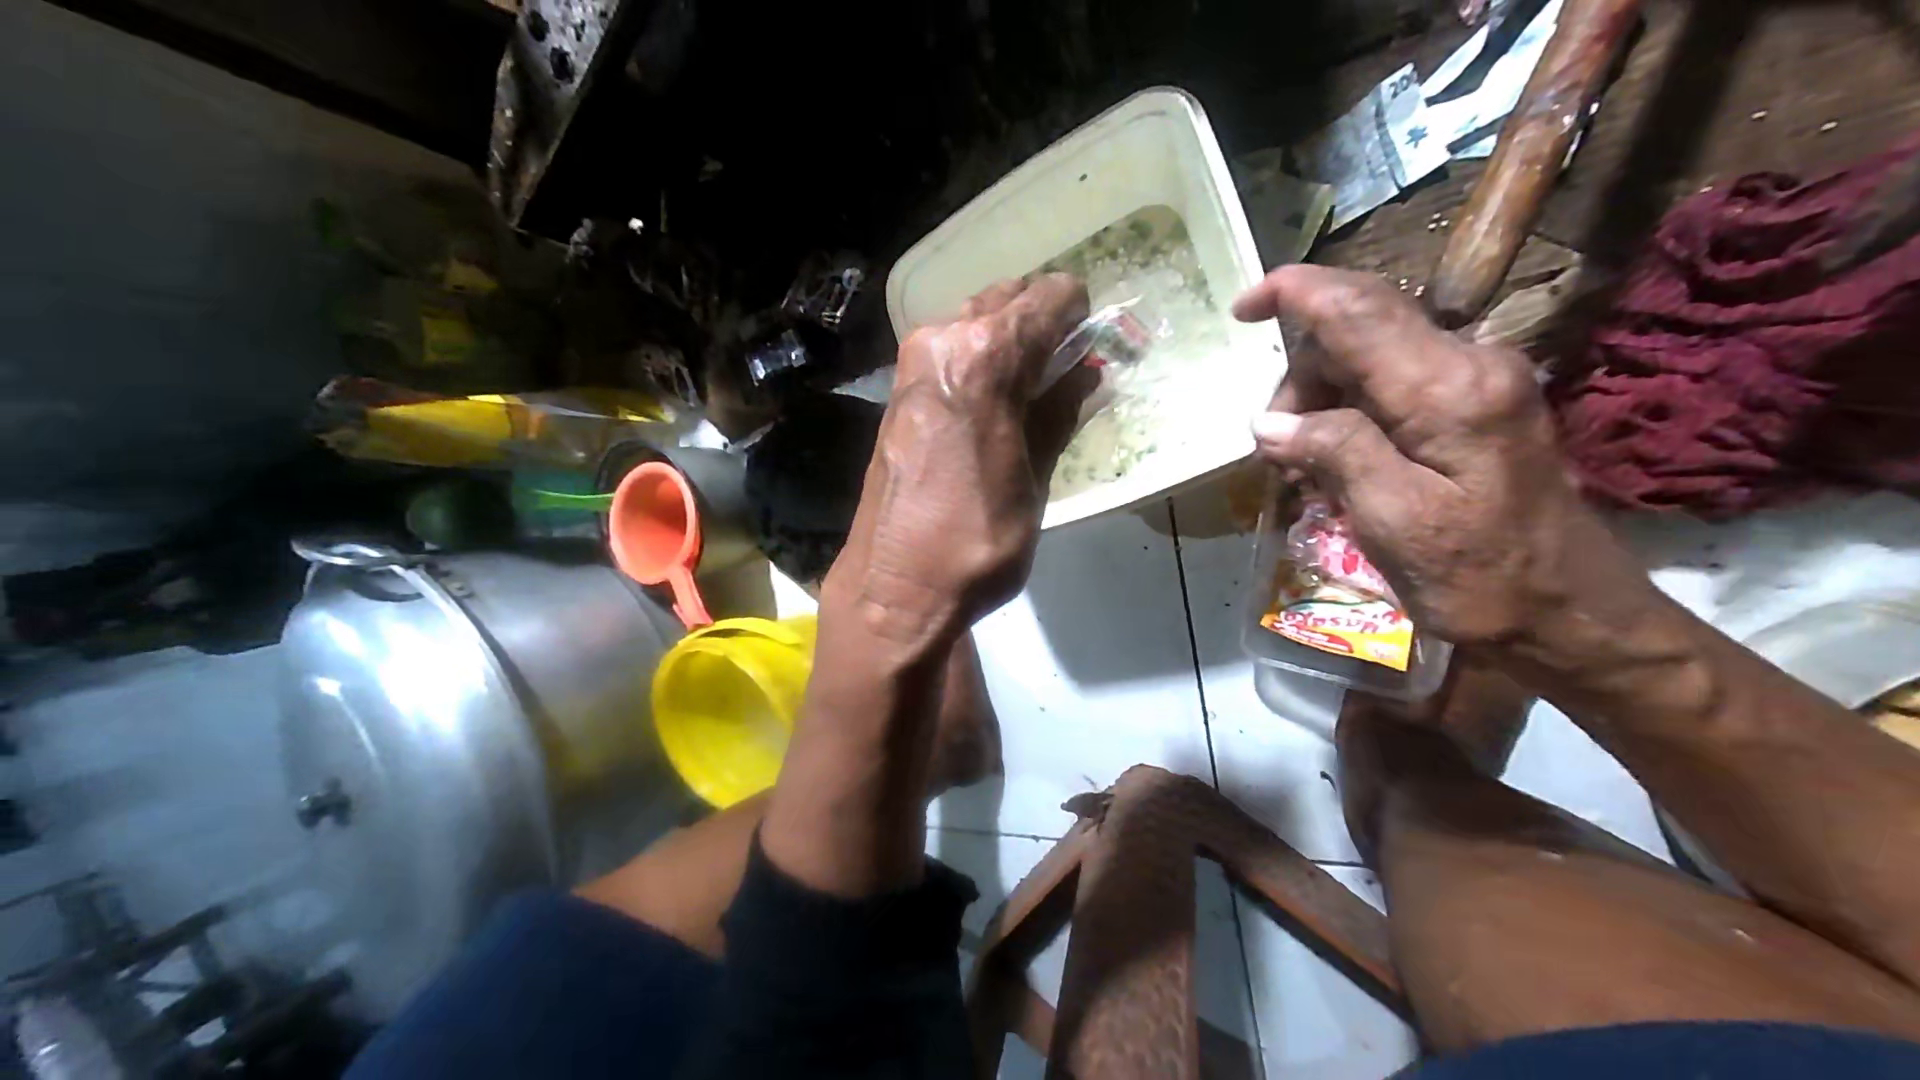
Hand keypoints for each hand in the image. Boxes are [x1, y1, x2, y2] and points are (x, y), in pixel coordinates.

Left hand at [822, 274, 1092, 645]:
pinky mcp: (898, 390)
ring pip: (974, 321)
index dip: (1079, 314)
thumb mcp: (1036, 477)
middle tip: (1068, 366)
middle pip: (1007, 301)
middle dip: (1042, 323)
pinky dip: (979, 359)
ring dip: (1009, 341)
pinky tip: (996, 400)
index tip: (1095, 341)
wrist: (897, 584)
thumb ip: (1061, 412)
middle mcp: (944, 341)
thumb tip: (1089, 370)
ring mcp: (913, 364)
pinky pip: (951, 350)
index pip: (1048, 299)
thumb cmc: (978, 538)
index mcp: (987, 356)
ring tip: (1034, 387)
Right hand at [1233, 265, 1648, 647]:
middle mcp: (1467, 365)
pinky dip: (1345, 416)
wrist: (1566, 611)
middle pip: (1357, 330)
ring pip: (1366, 360)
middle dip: (1300, 378)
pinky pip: (1388, 386)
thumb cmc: (1478, 575)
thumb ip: (1335, 453)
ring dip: (1318, 404)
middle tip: (1275, 448)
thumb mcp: (1393, 520)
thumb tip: (1271, 422)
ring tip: (1304, 470)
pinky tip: (1335, 465)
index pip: (1358, 310)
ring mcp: (1474, 382)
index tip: (1241, 307)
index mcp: (1447, 389)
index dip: (1294, 293)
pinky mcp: (1472, 406)